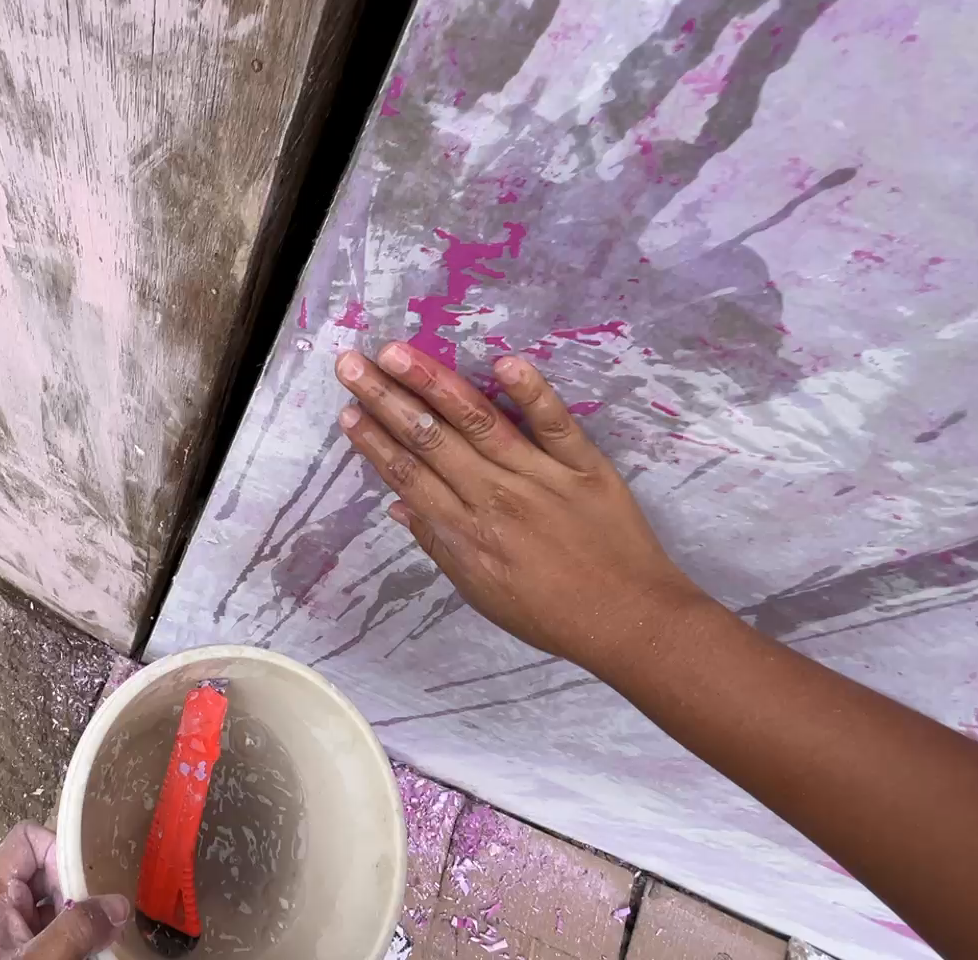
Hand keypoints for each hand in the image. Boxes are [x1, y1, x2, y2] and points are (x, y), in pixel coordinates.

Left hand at [0, 822, 130, 959]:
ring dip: (80, 916)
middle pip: (45, 871)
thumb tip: (119, 904)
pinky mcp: (19, 958)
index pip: (27, 839)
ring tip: (104, 937)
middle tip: (101, 916)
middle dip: (76, 887)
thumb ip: (77, 931)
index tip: (80, 884)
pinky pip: (51, 933)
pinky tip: (92, 954)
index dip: (56, 850)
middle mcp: (1, 909)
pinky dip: (73, 939)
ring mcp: (10, 937)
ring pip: (52, 905)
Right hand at [333, 343, 717, 673]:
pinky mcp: (585, 465)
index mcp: (464, 532)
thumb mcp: (478, 591)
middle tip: (351, 364)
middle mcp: (494, 497)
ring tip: (396, 352)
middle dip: (384, 398)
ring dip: (432, 382)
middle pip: (429, 438)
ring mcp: (540, 477)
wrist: (631, 623)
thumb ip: (437, 544)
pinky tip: (504, 360)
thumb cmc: (547, 612)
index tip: (346, 410)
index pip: (407, 475)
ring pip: (478, 421)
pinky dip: (532, 391)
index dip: (372, 441)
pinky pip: (555, 423)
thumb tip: (397, 505)